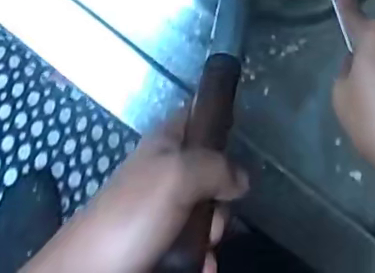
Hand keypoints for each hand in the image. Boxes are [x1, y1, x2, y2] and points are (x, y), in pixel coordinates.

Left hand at [22, 112, 248, 272]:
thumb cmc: (132, 215)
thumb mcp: (178, 175)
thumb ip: (216, 168)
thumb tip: (242, 179)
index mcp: (166, 142)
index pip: (199, 116)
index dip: (220, 126)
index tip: (238, 147)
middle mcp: (166, 172)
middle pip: (211, 173)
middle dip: (222, 197)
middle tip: (214, 217)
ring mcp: (161, 212)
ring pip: (205, 213)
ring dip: (214, 233)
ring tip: (207, 252)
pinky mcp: (158, 248)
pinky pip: (192, 247)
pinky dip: (202, 259)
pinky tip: (204, 269)